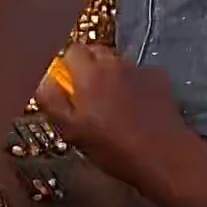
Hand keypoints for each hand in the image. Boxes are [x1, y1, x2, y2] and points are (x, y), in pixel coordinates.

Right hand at [36, 44, 200, 189]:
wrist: (163, 156)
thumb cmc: (113, 148)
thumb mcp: (71, 130)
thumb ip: (51, 100)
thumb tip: (42, 80)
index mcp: (90, 73)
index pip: (71, 50)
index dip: (66, 65)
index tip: (65, 83)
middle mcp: (115, 63)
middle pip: (96, 52)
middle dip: (87, 68)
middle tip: (85, 96)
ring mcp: (140, 69)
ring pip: (117, 64)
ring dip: (110, 77)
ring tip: (112, 106)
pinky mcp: (160, 79)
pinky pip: (138, 75)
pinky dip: (133, 85)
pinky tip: (135, 109)